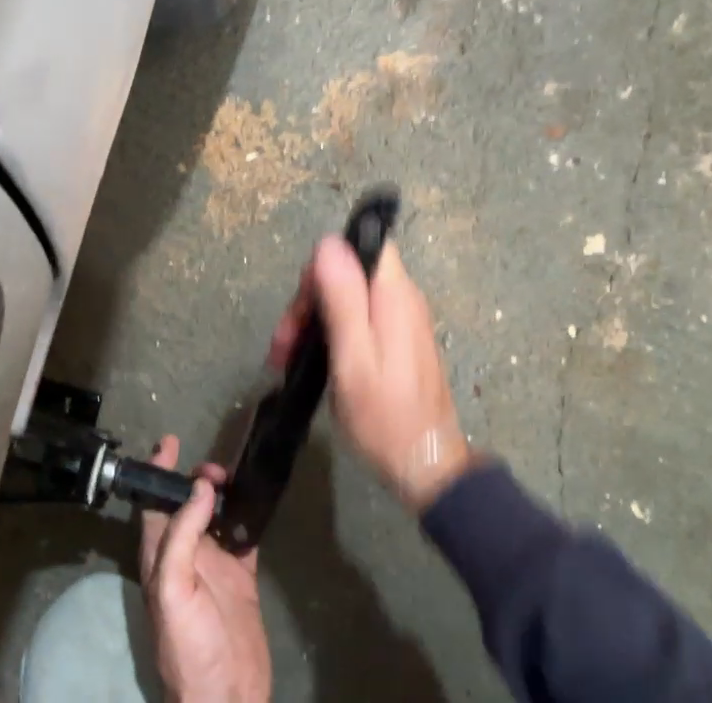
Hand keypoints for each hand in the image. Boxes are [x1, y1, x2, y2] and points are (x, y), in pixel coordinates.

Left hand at [138, 435, 269, 702]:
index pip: (153, 504)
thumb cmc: (189, 644)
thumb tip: (199, 488)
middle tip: (217, 467)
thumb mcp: (172, 589)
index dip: (157, 472)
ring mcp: (213, 566)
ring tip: (235, 477)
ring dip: (221, 494)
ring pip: (213, 516)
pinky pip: (242, 539)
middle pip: (185, 504)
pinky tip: (256, 502)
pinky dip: (247, 519)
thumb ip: (181, 537)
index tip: (170, 442)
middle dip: (195, 479)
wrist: (226, 694)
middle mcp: (184, 556)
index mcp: (158, 557)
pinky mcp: (240, 578)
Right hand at [272, 236, 471, 510]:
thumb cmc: (385, 417)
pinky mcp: (395, 342)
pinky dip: (329, 334)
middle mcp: (401, 300)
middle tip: (285, 343)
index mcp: (394, 297)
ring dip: (313, 320)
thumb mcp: (354, 359)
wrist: (426, 467)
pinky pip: (357, 319)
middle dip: (310, 299)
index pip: (362, 244)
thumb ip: (343, 299)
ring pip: (348, 296)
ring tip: (286, 358)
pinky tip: (309, 360)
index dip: (327, 262)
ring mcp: (400, 321)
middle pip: (348, 271)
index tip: (305, 301)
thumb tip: (328, 243)